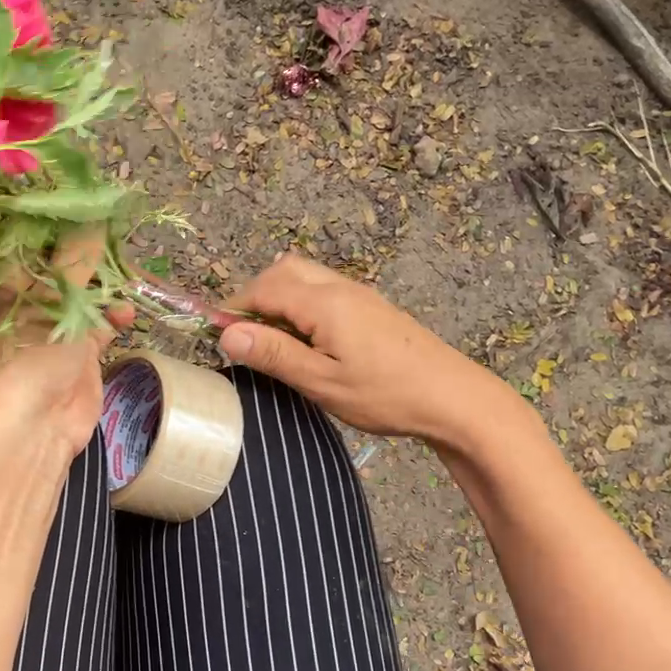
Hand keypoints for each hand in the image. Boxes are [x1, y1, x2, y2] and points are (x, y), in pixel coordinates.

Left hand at [0, 227, 126, 459]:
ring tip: (130, 272)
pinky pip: (101, 324)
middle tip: (118, 228)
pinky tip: (128, 313)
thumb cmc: (28, 358)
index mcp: (6, 287)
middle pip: (62, 267)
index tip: (85, 197)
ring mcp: (55, 329)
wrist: (34, 429)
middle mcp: (29, 304)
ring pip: (85, 294)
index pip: (30, 243)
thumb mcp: (52, 303)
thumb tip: (97, 211)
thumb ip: (77, 259)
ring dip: (107, 285)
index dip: (55, 222)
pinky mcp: (80, 353)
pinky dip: (115, 316)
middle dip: (90, 252)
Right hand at [217, 254, 525, 451]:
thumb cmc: (385, 395)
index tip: (216, 338)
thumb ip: (274, 355)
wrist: (454, 399)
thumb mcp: (321, 382)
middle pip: (283, 271)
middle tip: (240, 334)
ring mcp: (359, 295)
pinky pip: (322, 289)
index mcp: (325, 304)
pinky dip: (298, 303)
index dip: (233, 309)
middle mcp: (341, 289)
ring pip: (304, 276)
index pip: (263, 289)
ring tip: (267, 337)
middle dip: (253, 295)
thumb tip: (227, 336)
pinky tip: (300, 337)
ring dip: (276, 297)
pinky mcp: (370, 308)